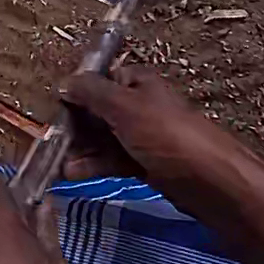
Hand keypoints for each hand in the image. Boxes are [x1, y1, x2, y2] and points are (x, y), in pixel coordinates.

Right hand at [61, 66, 263, 197]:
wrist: (213, 184)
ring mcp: (143, 136)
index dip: (78, 91)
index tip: (54, 108)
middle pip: (98, 110)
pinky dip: (94, 164)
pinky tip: (73, 174)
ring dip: (80, 148)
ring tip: (56, 162)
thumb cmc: (166, 136)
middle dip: (74, 125)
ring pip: (103, 137)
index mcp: (138, 83)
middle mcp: (140, 106)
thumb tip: (64, 82)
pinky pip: (113, 159)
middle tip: (50, 141)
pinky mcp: (146, 163)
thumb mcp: (124, 106)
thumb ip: (91, 92)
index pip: (100, 80)